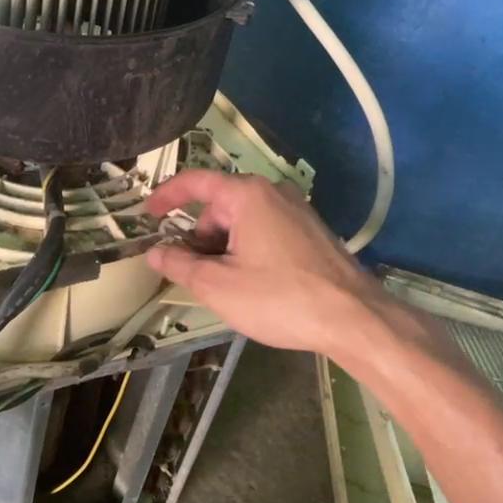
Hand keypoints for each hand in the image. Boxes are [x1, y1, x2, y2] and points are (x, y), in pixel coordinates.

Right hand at [145, 170, 399, 358]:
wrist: (356, 320)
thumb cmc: (281, 298)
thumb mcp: (218, 286)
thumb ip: (179, 265)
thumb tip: (154, 252)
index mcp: (247, 195)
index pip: (194, 182)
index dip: (165, 196)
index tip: (147, 215)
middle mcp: (273, 192)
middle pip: (219, 206)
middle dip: (198, 236)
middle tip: (190, 272)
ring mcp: (297, 211)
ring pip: (243, 221)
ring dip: (223, 247)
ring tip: (223, 286)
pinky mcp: (312, 233)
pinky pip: (266, 231)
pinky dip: (247, 250)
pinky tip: (252, 284)